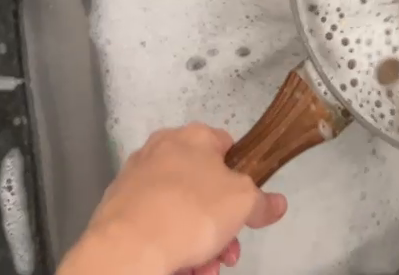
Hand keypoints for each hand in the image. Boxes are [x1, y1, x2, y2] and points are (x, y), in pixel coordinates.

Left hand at [61, 123, 286, 274]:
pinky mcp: (120, 205)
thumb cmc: (192, 211)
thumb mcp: (243, 203)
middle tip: (227, 252)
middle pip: (203, 186)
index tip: (246, 209)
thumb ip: (262, 201)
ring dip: (199, 242)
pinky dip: (170, 245)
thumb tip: (278, 203)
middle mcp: (163, 148)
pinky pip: (156, 223)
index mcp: (194, 136)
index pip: (226, 146)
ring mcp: (138, 176)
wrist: (129, 246)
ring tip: (203, 269)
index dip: (241, 177)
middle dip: (220, 224)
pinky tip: (180, 268)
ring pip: (180, 210)